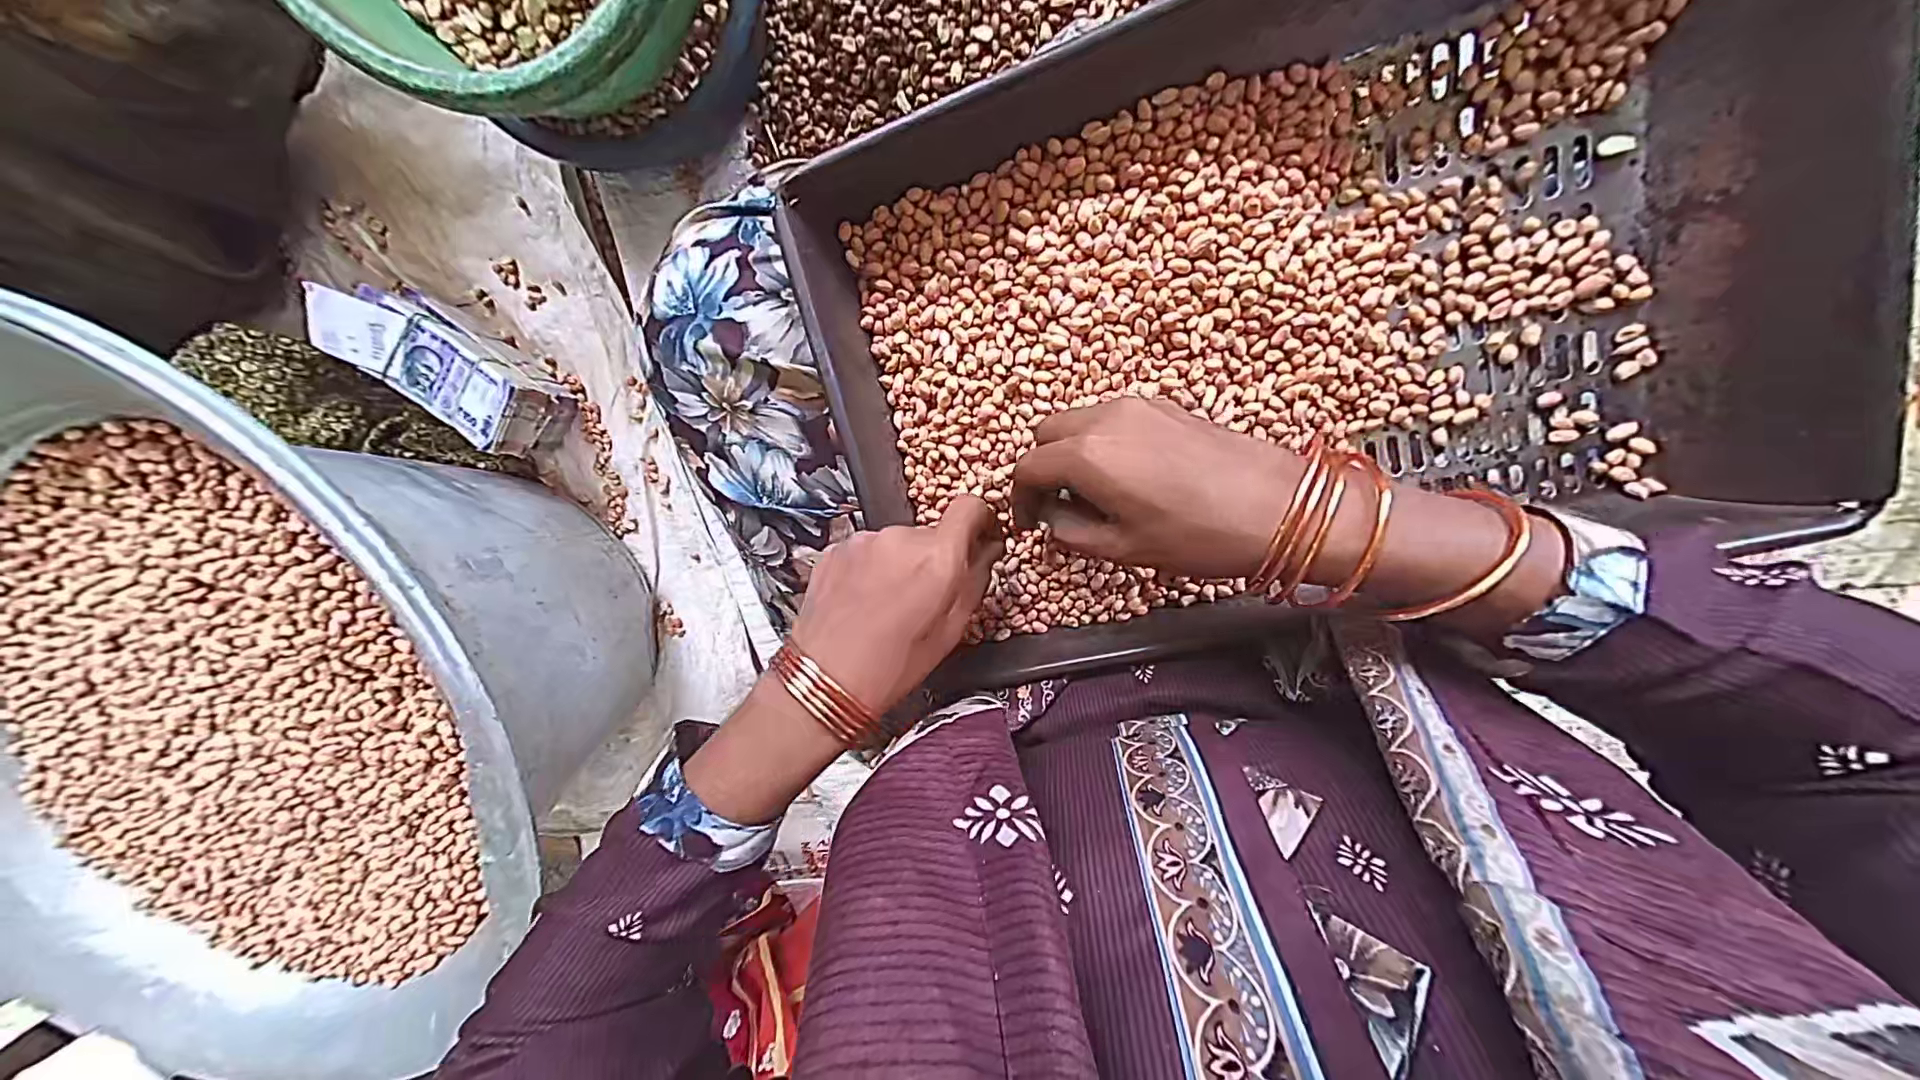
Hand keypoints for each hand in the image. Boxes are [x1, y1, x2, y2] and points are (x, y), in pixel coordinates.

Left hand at [787, 494, 1004, 711]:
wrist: (824, 679)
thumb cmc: (887, 667)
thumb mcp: (950, 632)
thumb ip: (974, 582)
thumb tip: (986, 554)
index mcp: (937, 559)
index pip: (969, 508)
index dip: (978, 519)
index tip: (978, 533)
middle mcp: (900, 539)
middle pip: (932, 532)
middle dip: (934, 558)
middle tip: (925, 597)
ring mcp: (865, 541)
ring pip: (898, 542)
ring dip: (900, 564)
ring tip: (890, 604)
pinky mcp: (837, 548)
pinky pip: (868, 550)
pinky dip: (873, 568)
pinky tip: (866, 600)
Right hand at [1010, 397, 1306, 578]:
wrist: (1281, 507)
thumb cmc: (1198, 536)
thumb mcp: (1122, 547)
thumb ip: (1070, 530)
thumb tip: (1051, 516)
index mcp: (1087, 455)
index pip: (1027, 467)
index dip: (1020, 498)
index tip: (1030, 523)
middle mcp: (1105, 418)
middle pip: (1046, 432)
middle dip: (1042, 468)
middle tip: (1058, 505)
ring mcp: (1137, 406)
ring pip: (1078, 420)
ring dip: (1070, 452)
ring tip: (1093, 492)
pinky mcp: (1165, 406)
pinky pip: (1111, 418)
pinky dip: (1100, 441)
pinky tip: (1126, 474)